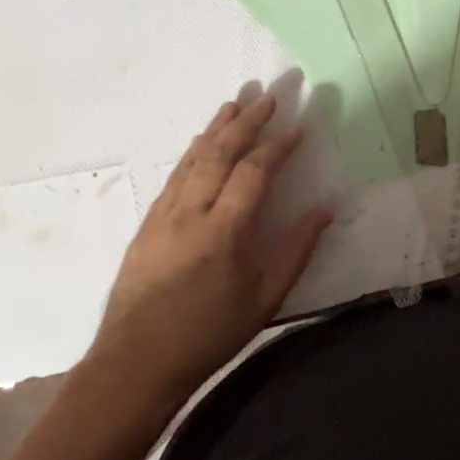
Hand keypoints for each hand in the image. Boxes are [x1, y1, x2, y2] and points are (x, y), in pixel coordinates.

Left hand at [85, 92, 330, 406]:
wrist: (134, 364)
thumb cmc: (208, 334)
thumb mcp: (265, 299)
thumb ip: (296, 250)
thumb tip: (325, 210)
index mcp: (224, 231)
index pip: (254, 171)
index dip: (278, 146)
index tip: (298, 128)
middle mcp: (191, 213)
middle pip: (219, 153)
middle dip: (246, 122)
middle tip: (268, 95)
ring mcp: (164, 217)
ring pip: (193, 160)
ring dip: (215, 128)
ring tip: (234, 103)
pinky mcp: (147, 226)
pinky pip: (175, 177)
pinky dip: (192, 153)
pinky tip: (200, 143)